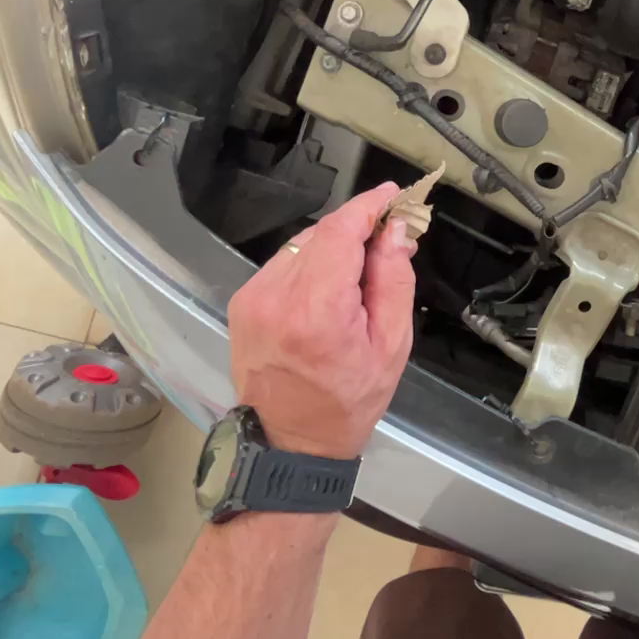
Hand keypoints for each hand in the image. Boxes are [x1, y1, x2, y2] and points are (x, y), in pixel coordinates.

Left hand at [226, 183, 417, 458]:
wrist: (289, 445)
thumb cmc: (350, 400)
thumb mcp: (392, 343)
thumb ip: (394, 278)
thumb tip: (395, 230)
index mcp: (315, 310)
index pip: (340, 232)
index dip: (368, 206)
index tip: (393, 194)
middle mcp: (275, 296)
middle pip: (322, 232)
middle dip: (359, 226)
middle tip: (392, 236)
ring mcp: (252, 298)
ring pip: (303, 244)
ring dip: (337, 244)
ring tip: (364, 266)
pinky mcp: (243, 302)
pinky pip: (286, 263)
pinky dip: (314, 262)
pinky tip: (333, 284)